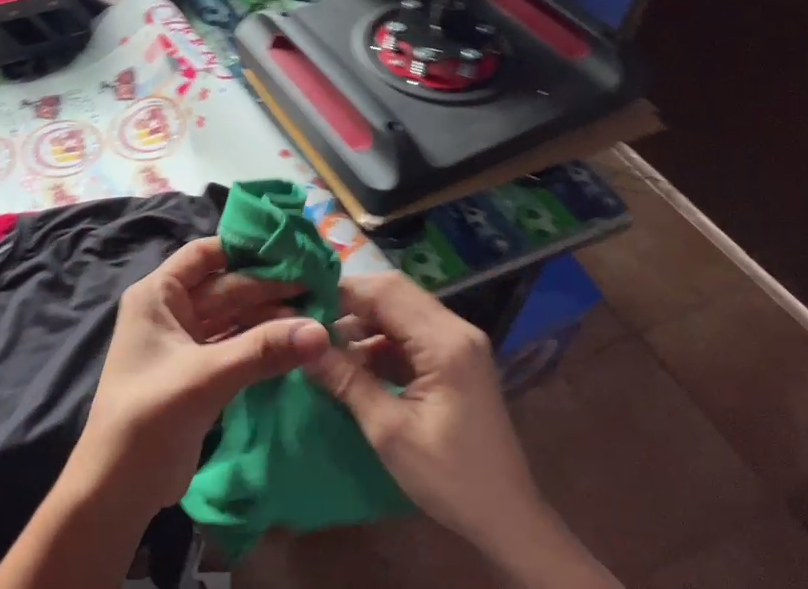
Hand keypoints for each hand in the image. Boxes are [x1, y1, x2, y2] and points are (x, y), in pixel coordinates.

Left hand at [75, 237, 329, 510]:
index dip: (246, 250)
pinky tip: (296, 346)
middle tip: (320, 290)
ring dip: (270, 318)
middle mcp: (170, 311)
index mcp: (158, 294)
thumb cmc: (151, 415)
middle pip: (226, 287)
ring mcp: (184, 343)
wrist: (120, 485)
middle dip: (269, 289)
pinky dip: (262, 345)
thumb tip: (322, 332)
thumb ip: (264, 350)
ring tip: (317, 317)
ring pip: (234, 318)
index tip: (292, 251)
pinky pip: (235, 346)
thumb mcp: (207, 376)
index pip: (205, 254)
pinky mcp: (198, 374)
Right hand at [305, 273, 541, 550]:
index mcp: (446, 342)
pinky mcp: (455, 359)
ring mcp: (459, 343)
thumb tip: (303, 344)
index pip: (385, 292)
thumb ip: (347, 380)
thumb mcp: (389, 431)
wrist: (507, 517)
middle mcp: (457, 330)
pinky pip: (410, 333)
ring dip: (362, 321)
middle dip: (348, 303)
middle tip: (307, 320)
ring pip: (400, 310)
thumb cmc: (450, 478)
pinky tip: (352, 360)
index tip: (300, 302)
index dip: (340, 291)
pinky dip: (379, 340)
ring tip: (322, 341)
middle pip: (394, 293)